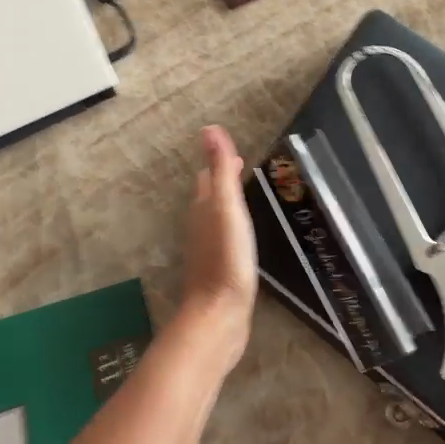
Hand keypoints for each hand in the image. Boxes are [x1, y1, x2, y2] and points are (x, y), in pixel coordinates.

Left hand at [179, 126, 257, 353]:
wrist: (219, 316)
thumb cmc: (226, 258)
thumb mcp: (227, 207)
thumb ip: (220, 169)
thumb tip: (208, 128)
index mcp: (203, 207)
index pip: (208, 177)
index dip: (221, 164)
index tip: (238, 157)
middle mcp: (200, 226)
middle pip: (209, 197)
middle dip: (222, 182)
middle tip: (241, 173)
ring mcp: (206, 252)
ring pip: (214, 220)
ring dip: (226, 206)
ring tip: (243, 202)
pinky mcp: (216, 273)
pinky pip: (222, 242)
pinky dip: (231, 231)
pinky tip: (242, 241)